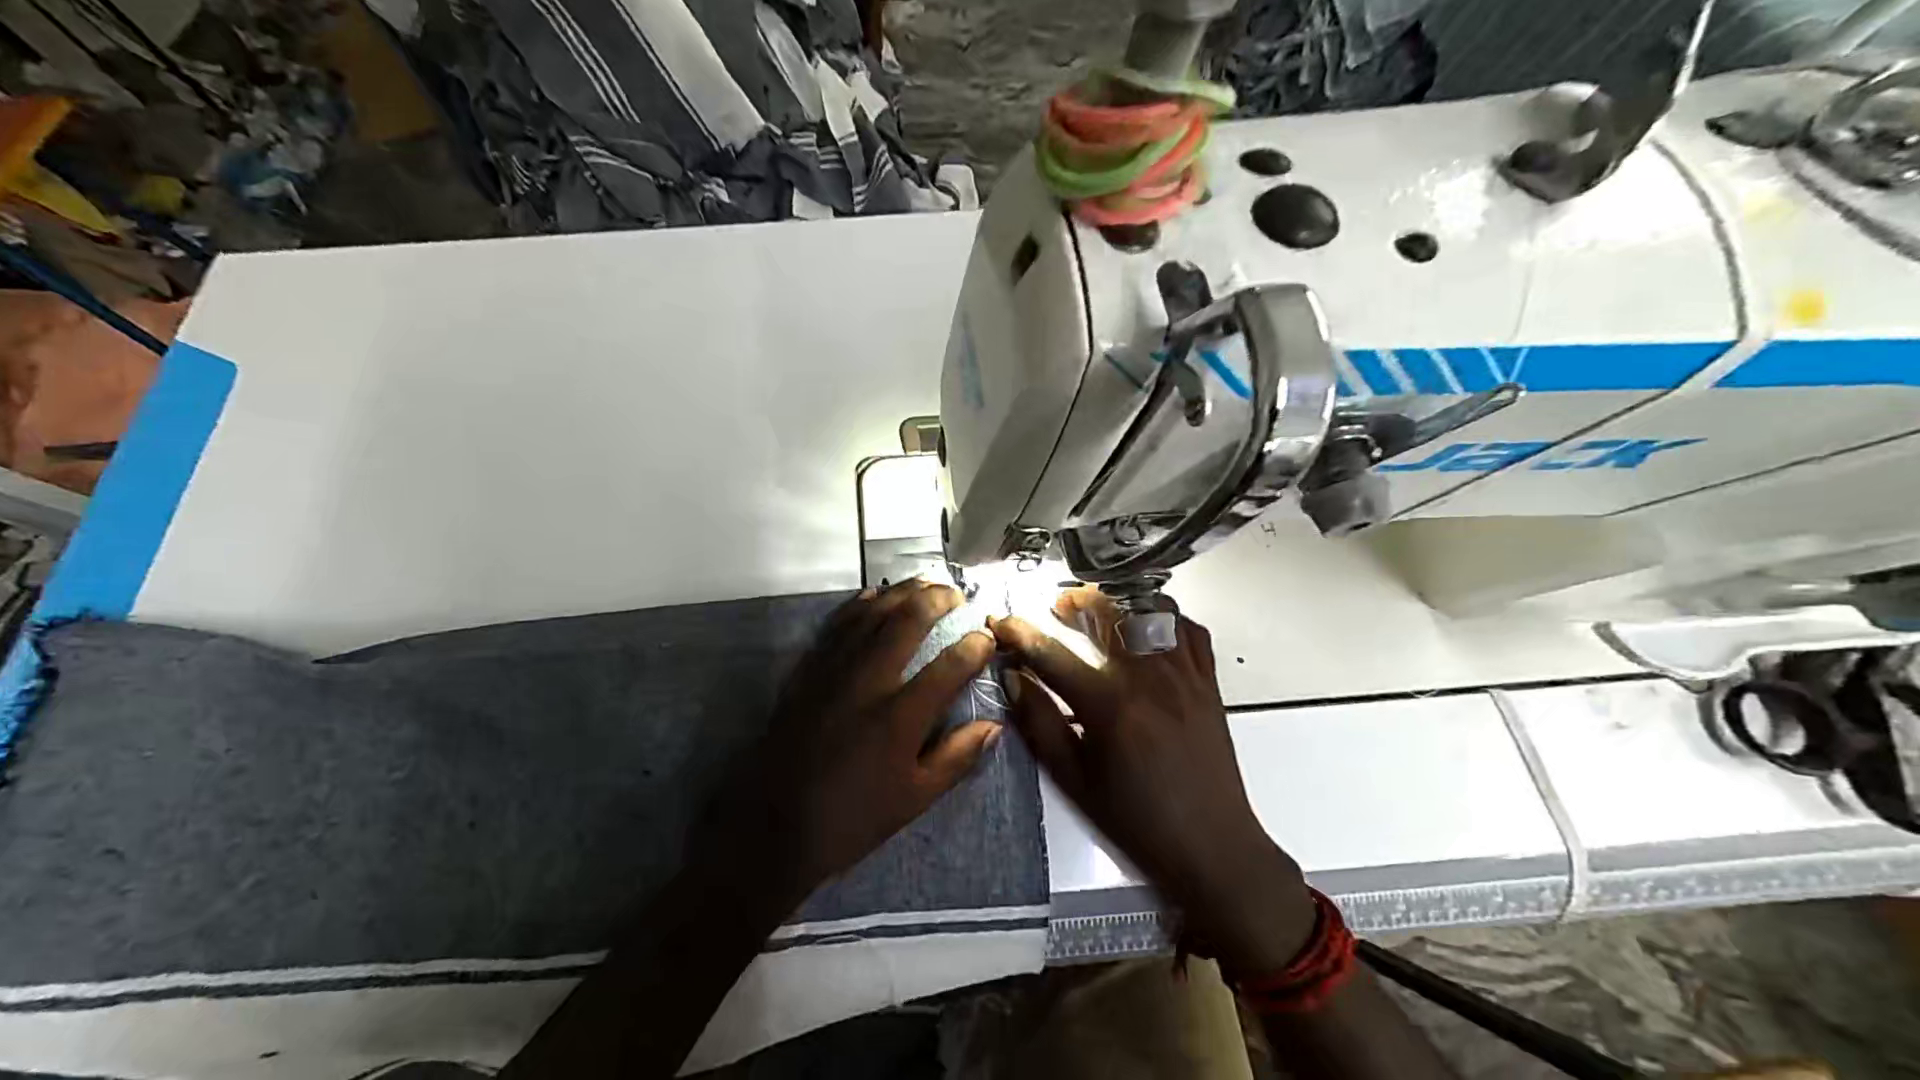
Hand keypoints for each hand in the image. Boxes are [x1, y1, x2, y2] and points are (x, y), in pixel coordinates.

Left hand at [712, 580, 1000, 901]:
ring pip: (869, 617)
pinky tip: (871, 597)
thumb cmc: (851, 819)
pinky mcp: (806, 674)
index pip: (948, 668)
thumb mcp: (913, 799)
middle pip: (906, 625)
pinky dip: (857, 607)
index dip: (974, 648)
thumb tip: (993, 726)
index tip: (987, 637)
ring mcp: (832, 673)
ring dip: (899, 594)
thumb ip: (955, 758)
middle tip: (955, 593)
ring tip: (922, 582)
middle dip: (935, 601)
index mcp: (899, 717)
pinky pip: (835, 628)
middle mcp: (867, 683)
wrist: (773, 828)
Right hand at [990, 588, 1314, 974]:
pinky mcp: (1210, 684)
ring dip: (1122, 602)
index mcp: (1111, 706)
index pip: (1053, 655)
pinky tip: (1151, 632)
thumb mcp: (1075, 781)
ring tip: (1104, 612)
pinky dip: (1168, 620)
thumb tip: (1012, 679)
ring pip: (1154, 611)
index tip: (999, 622)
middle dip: (1077, 600)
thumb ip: (1041, 724)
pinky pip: (1192, 632)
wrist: (1213, 848)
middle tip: (1057, 608)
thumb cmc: (1138, 822)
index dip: (1019, 634)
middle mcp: (1150, 678)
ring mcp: (1186, 676)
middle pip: (1110, 612)